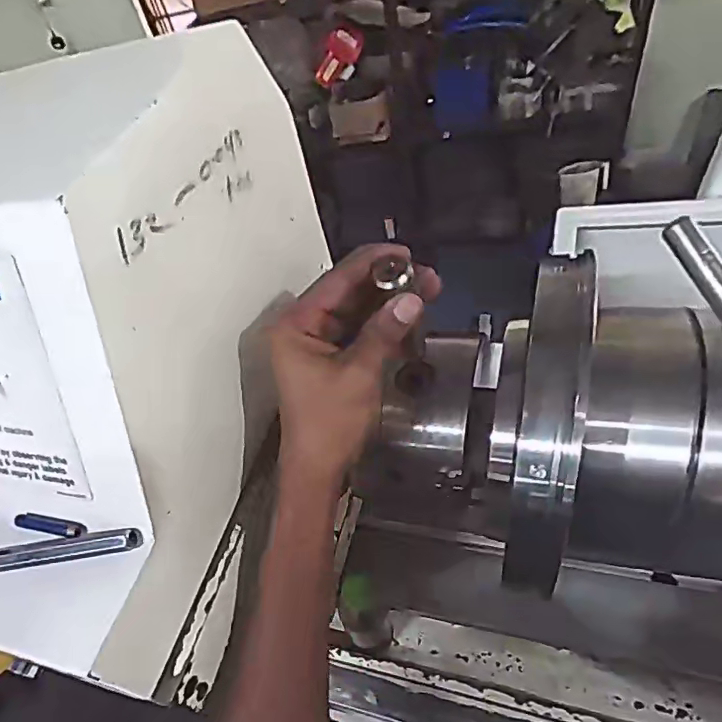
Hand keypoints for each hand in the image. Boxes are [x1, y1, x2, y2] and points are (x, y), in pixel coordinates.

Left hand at [268, 244, 440, 495]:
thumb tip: (411, 298)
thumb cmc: (329, 424)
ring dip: (388, 303)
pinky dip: (382, 326)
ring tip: (425, 290)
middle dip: (387, 283)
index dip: (372, 263)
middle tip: (424, 274)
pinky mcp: (330, 360)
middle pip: (348, 293)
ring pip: (356, 311)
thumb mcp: (359, 373)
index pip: (337, 281)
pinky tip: (408, 317)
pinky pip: (358, 332)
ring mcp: (316, 344)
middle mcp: (302, 329)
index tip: (404, 253)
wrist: (318, 468)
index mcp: (296, 325)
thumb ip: (384, 332)